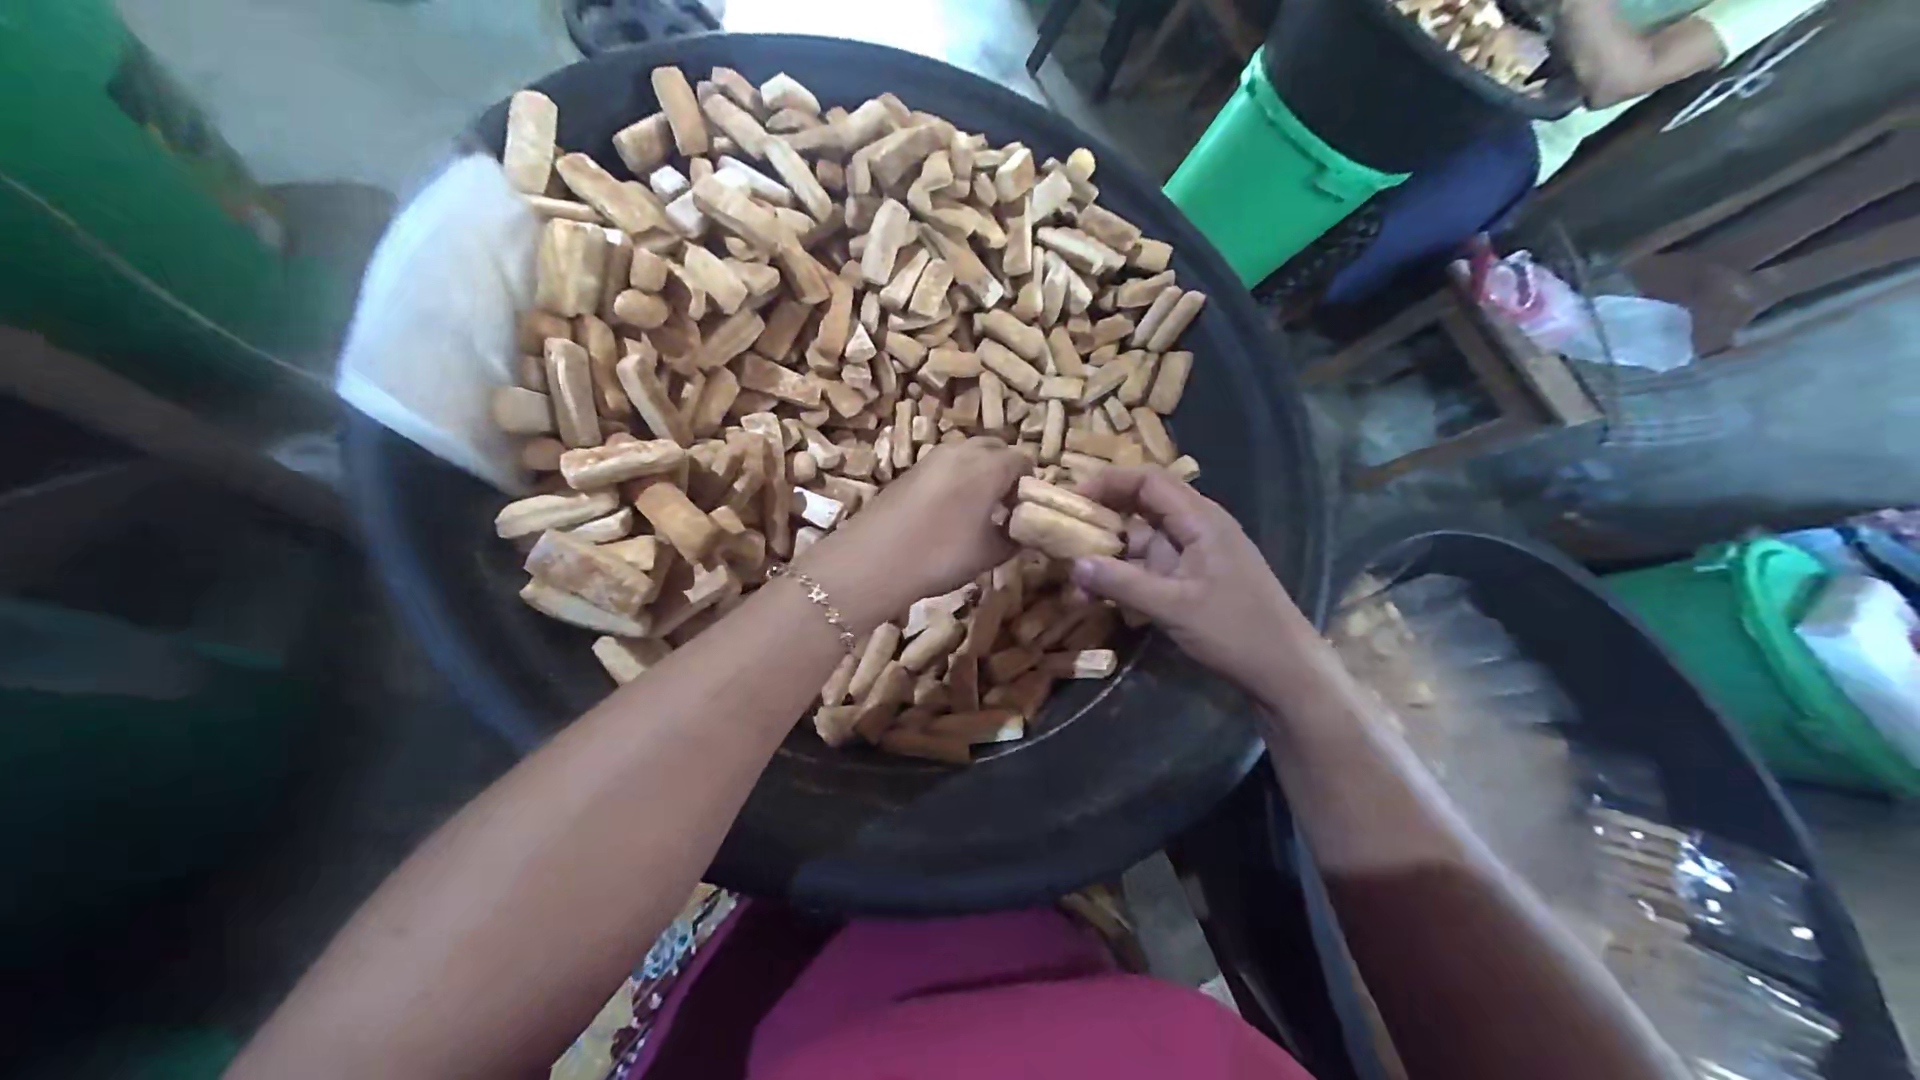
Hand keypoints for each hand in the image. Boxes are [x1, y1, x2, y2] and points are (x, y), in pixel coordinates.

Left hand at [799, 438, 1029, 629]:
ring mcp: (932, 456)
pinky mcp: (910, 470)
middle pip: (995, 449)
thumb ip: (1014, 538)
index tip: (1025, 509)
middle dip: (1004, 471)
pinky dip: (954, 479)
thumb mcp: (989, 553)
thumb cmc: (942, 554)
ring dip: (978, 473)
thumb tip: (1023, 531)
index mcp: (990, 465)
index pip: (1023, 461)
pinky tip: (947, 511)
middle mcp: (963, 450)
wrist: (875, 559)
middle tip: (1004, 505)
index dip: (1029, 484)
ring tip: (975, 509)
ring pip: (967, 454)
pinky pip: (944, 466)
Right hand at [1067, 467, 1316, 696]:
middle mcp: (1195, 529)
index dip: (1109, 483)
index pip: (1148, 481)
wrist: (1285, 671)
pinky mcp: (1190, 581)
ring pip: (1140, 543)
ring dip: (1107, 557)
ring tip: (1072, 579)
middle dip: (1101, 518)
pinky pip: (1148, 569)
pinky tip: (1095, 598)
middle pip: (1141, 508)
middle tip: (1063, 533)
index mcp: (1200, 520)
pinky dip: (1122, 578)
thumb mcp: (1173, 606)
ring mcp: (1193, 556)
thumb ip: (1121, 583)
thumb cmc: (1235, 630)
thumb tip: (1074, 564)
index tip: (1072, 499)